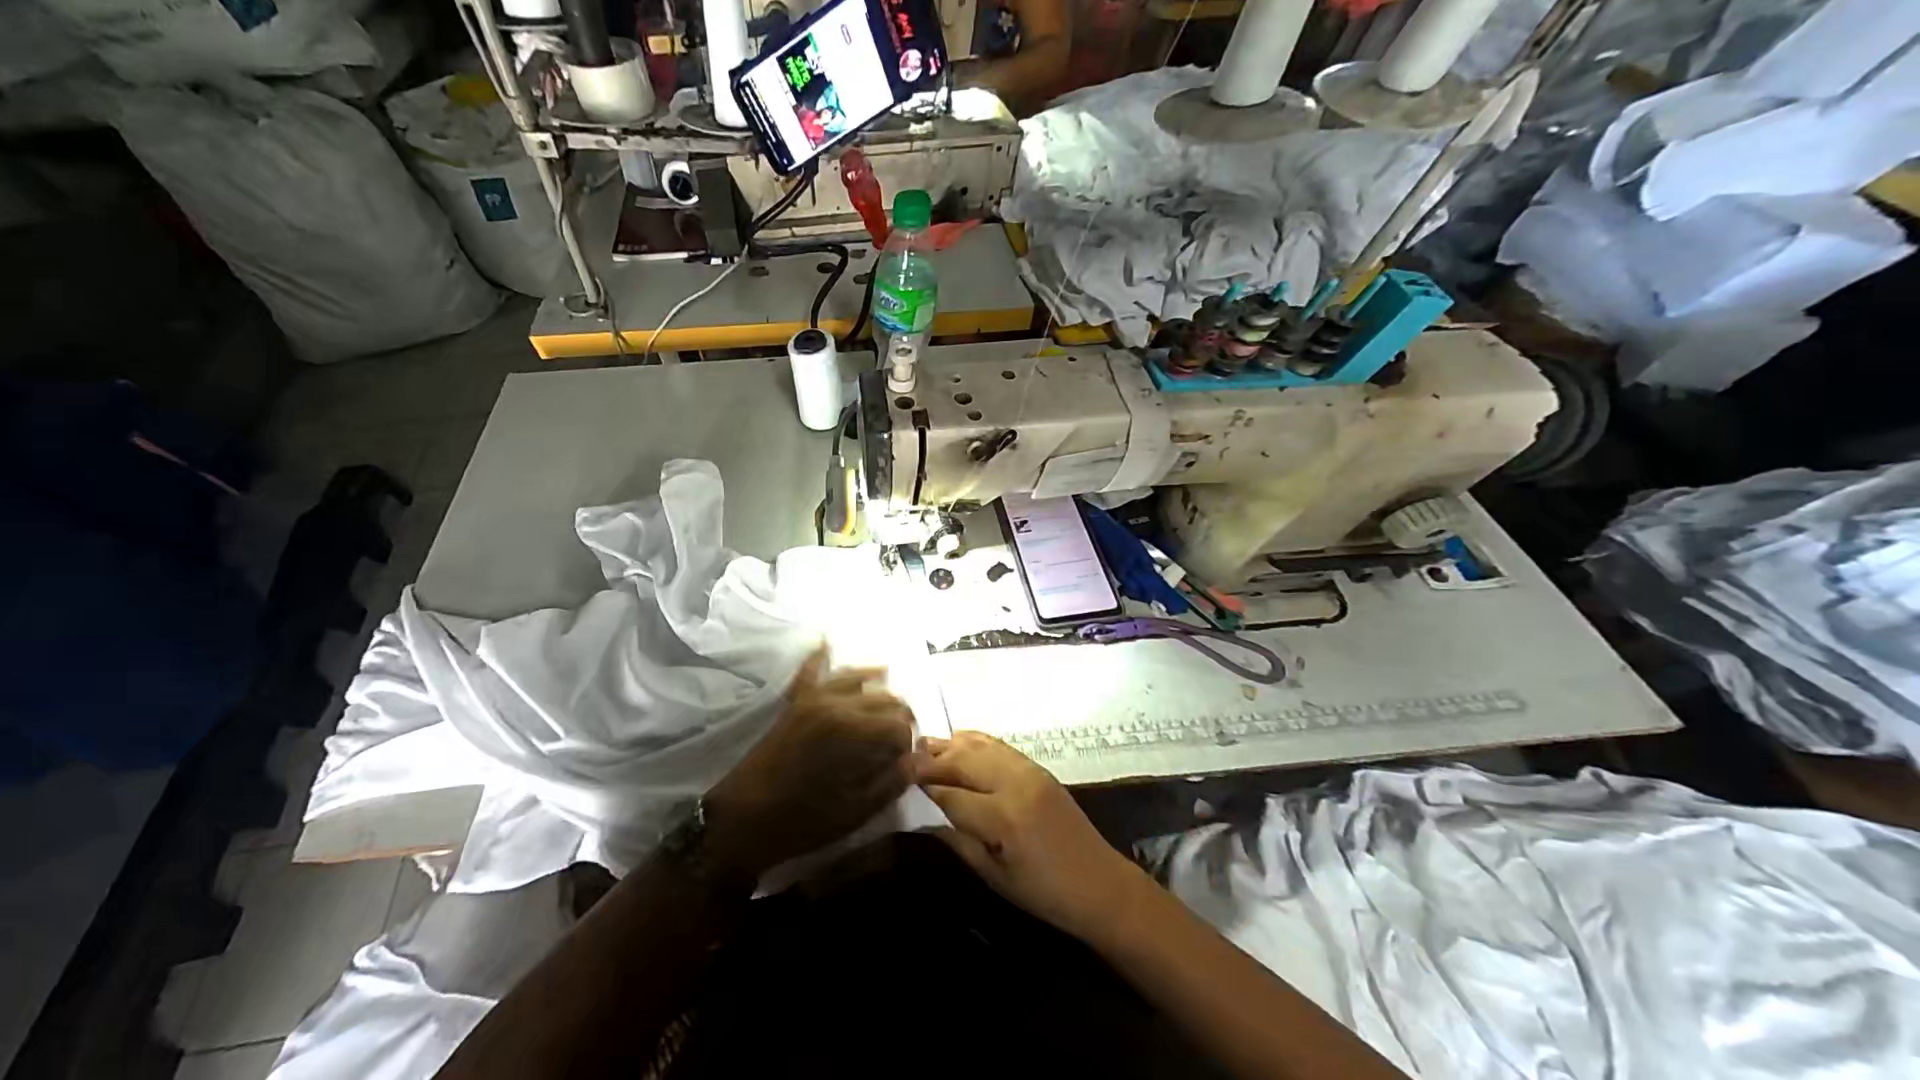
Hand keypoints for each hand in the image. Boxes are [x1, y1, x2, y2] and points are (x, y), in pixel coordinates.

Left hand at [704, 648, 914, 877]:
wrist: (741, 822)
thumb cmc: (802, 822)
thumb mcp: (855, 812)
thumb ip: (893, 781)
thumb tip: (921, 757)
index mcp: (852, 731)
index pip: (899, 725)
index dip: (908, 745)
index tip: (904, 764)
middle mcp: (834, 704)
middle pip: (884, 698)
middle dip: (899, 717)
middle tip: (899, 743)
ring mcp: (811, 700)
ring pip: (854, 677)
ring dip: (875, 684)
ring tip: (888, 696)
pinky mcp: (792, 705)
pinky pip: (808, 673)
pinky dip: (819, 658)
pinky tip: (826, 644)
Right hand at [914, 731, 1149, 941]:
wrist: (1099, 884)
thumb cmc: (1043, 892)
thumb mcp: (993, 875)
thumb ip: (958, 840)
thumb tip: (925, 817)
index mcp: (1003, 817)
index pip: (949, 793)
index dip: (921, 788)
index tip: (895, 780)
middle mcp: (1014, 784)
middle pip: (962, 760)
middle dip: (929, 760)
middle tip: (901, 761)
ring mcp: (1029, 771)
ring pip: (979, 746)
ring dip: (949, 746)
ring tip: (923, 749)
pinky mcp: (1038, 768)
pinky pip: (999, 746)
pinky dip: (975, 742)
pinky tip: (958, 743)